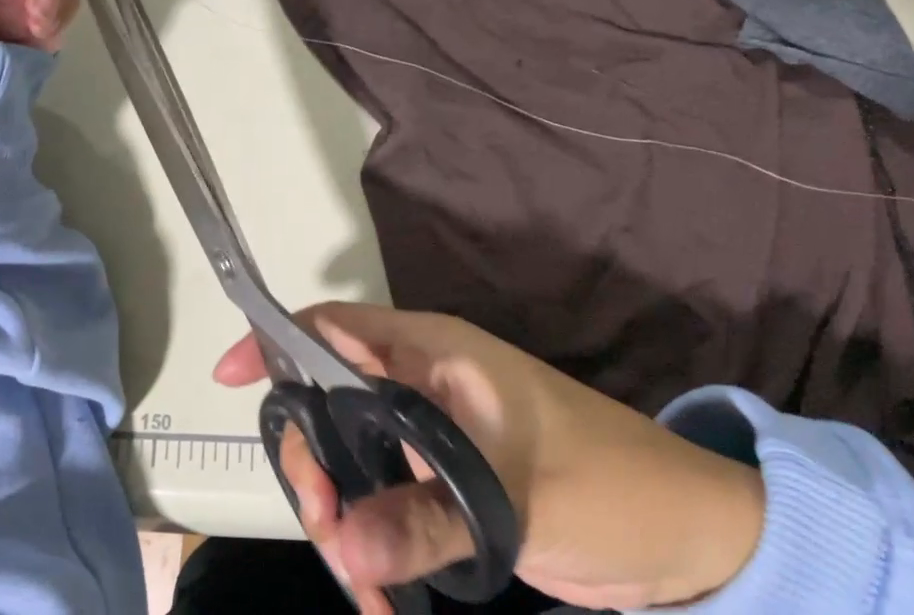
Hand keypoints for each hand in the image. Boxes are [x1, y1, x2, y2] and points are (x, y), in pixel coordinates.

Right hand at [213, 304, 764, 613]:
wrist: (682, 535)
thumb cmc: (605, 485)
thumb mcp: (515, 498)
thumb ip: (426, 519)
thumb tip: (342, 547)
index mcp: (437, 353)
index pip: (337, 325)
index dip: (278, 340)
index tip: (231, 379)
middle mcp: (423, 384)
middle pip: (329, 403)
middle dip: (313, 465)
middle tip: (325, 532)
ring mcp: (430, 435)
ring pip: (350, 459)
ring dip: (341, 518)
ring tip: (358, 587)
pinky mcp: (441, 482)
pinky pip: (381, 502)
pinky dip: (370, 543)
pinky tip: (377, 594)